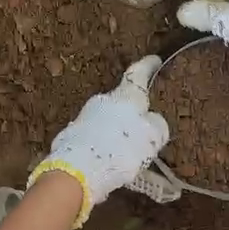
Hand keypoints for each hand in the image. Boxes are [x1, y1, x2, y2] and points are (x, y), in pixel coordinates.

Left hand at [30, 56, 169, 224]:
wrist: (78, 170)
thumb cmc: (122, 148)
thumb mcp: (153, 137)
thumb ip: (156, 124)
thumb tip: (151, 120)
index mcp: (125, 96)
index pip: (138, 74)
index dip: (147, 67)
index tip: (154, 60)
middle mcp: (102, 101)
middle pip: (121, 101)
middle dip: (132, 111)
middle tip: (145, 124)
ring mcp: (84, 117)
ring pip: (108, 120)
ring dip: (118, 131)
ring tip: (130, 152)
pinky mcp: (72, 137)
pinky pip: (96, 138)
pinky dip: (105, 146)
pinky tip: (111, 162)